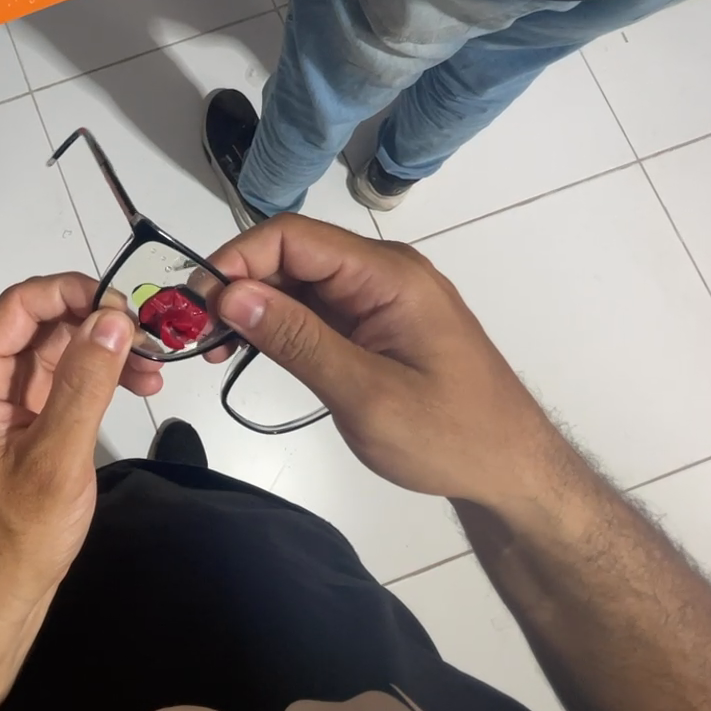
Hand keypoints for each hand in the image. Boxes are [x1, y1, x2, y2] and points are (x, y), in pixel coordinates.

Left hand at [0, 274, 160, 610]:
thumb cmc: (16, 535)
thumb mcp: (55, 457)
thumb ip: (84, 384)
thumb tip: (114, 319)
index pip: (19, 305)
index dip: (70, 292)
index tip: (123, 305)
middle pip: (42, 320)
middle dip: (97, 320)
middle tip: (148, 337)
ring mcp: (8, 396)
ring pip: (60, 345)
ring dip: (106, 348)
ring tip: (154, 367)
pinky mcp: (30, 415)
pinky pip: (67, 375)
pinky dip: (102, 375)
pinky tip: (140, 386)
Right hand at [203, 214, 573, 508]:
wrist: (514, 474)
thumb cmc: (450, 437)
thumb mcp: (367, 394)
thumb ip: (297, 340)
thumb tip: (230, 294)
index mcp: (387, 275)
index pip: (293, 237)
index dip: (238, 258)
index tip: (199, 302)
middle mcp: (379, 272)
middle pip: (289, 254)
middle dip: (237, 284)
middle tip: (196, 331)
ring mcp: (374, 296)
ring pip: (294, 281)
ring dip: (249, 306)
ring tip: (212, 346)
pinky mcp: (369, 321)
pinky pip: (309, 307)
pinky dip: (272, 324)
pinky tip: (242, 349)